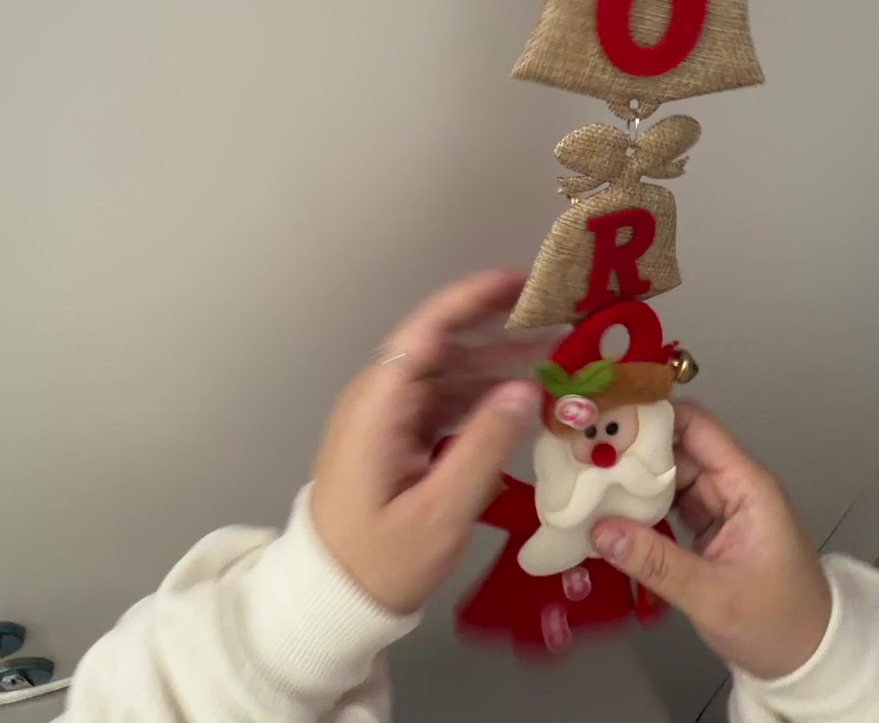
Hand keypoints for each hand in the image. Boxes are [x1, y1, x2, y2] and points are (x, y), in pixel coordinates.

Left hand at [310, 269, 543, 614]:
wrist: (330, 597)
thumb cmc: (379, 561)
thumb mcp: (439, 513)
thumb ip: (483, 447)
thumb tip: (525, 390)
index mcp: (380, 404)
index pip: (427, 329)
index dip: (473, 298)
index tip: (519, 281)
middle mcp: (380, 397)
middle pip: (440, 342)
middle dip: (494, 323)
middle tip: (549, 310)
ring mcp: (386, 415)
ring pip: (445, 370)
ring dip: (493, 358)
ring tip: (547, 348)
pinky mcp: (395, 434)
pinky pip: (442, 398)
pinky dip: (479, 392)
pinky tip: (516, 394)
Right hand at [590, 403, 832, 678]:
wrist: (809, 662)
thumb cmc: (776, 624)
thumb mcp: (713, 597)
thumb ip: (656, 562)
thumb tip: (600, 531)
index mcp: (746, 484)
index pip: (696, 426)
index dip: (654, 415)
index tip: (607, 416)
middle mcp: (731, 482)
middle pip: (676, 444)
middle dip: (632, 444)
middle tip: (583, 446)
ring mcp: (719, 502)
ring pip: (668, 471)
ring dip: (631, 473)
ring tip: (585, 470)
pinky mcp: (707, 522)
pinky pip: (668, 498)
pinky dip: (640, 500)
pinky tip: (608, 503)